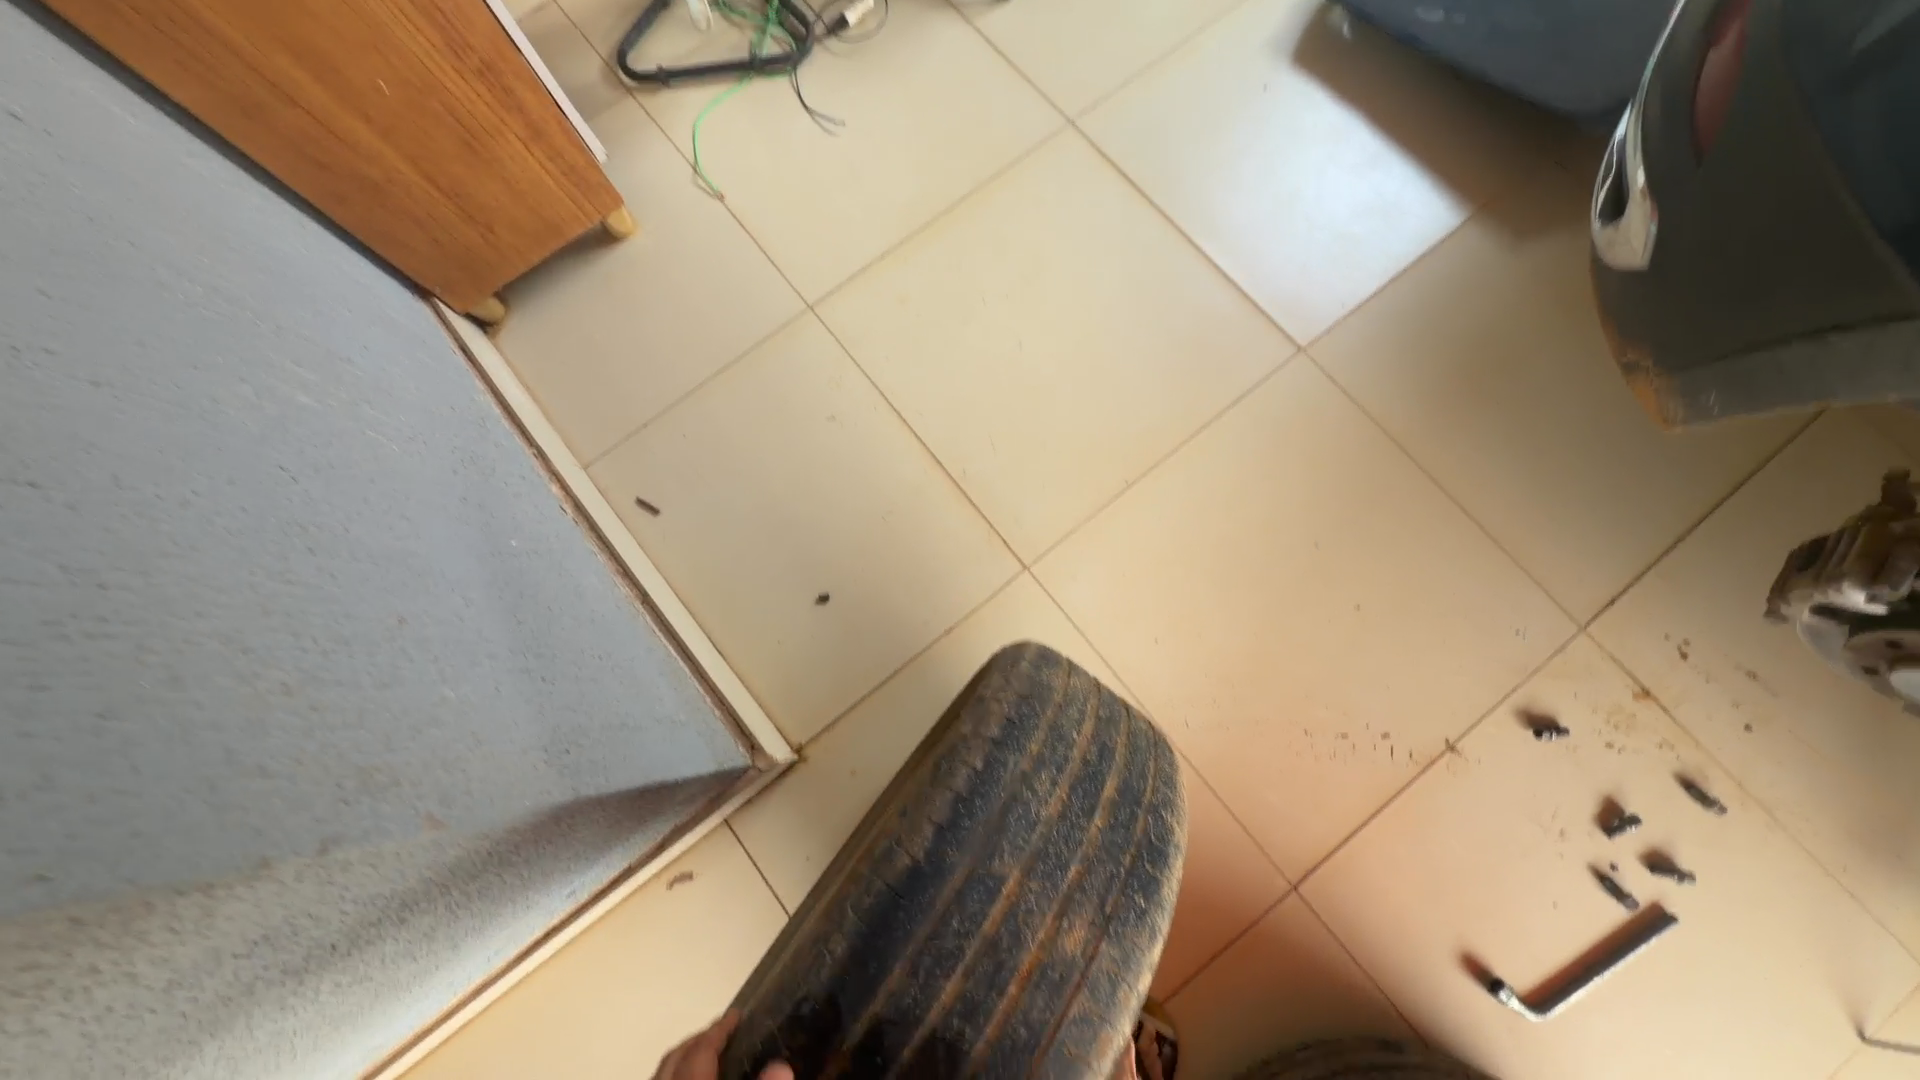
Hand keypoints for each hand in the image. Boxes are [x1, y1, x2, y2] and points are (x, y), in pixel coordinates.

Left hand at [653, 1011, 792, 1079]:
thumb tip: (784, 1065)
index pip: (702, 1048)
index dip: (720, 1028)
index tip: (737, 1013)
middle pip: (675, 1055)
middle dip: (699, 1037)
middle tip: (724, 1029)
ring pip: (662, 1071)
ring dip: (684, 1056)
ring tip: (708, 1051)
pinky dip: (676, 1073)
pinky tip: (693, 1077)